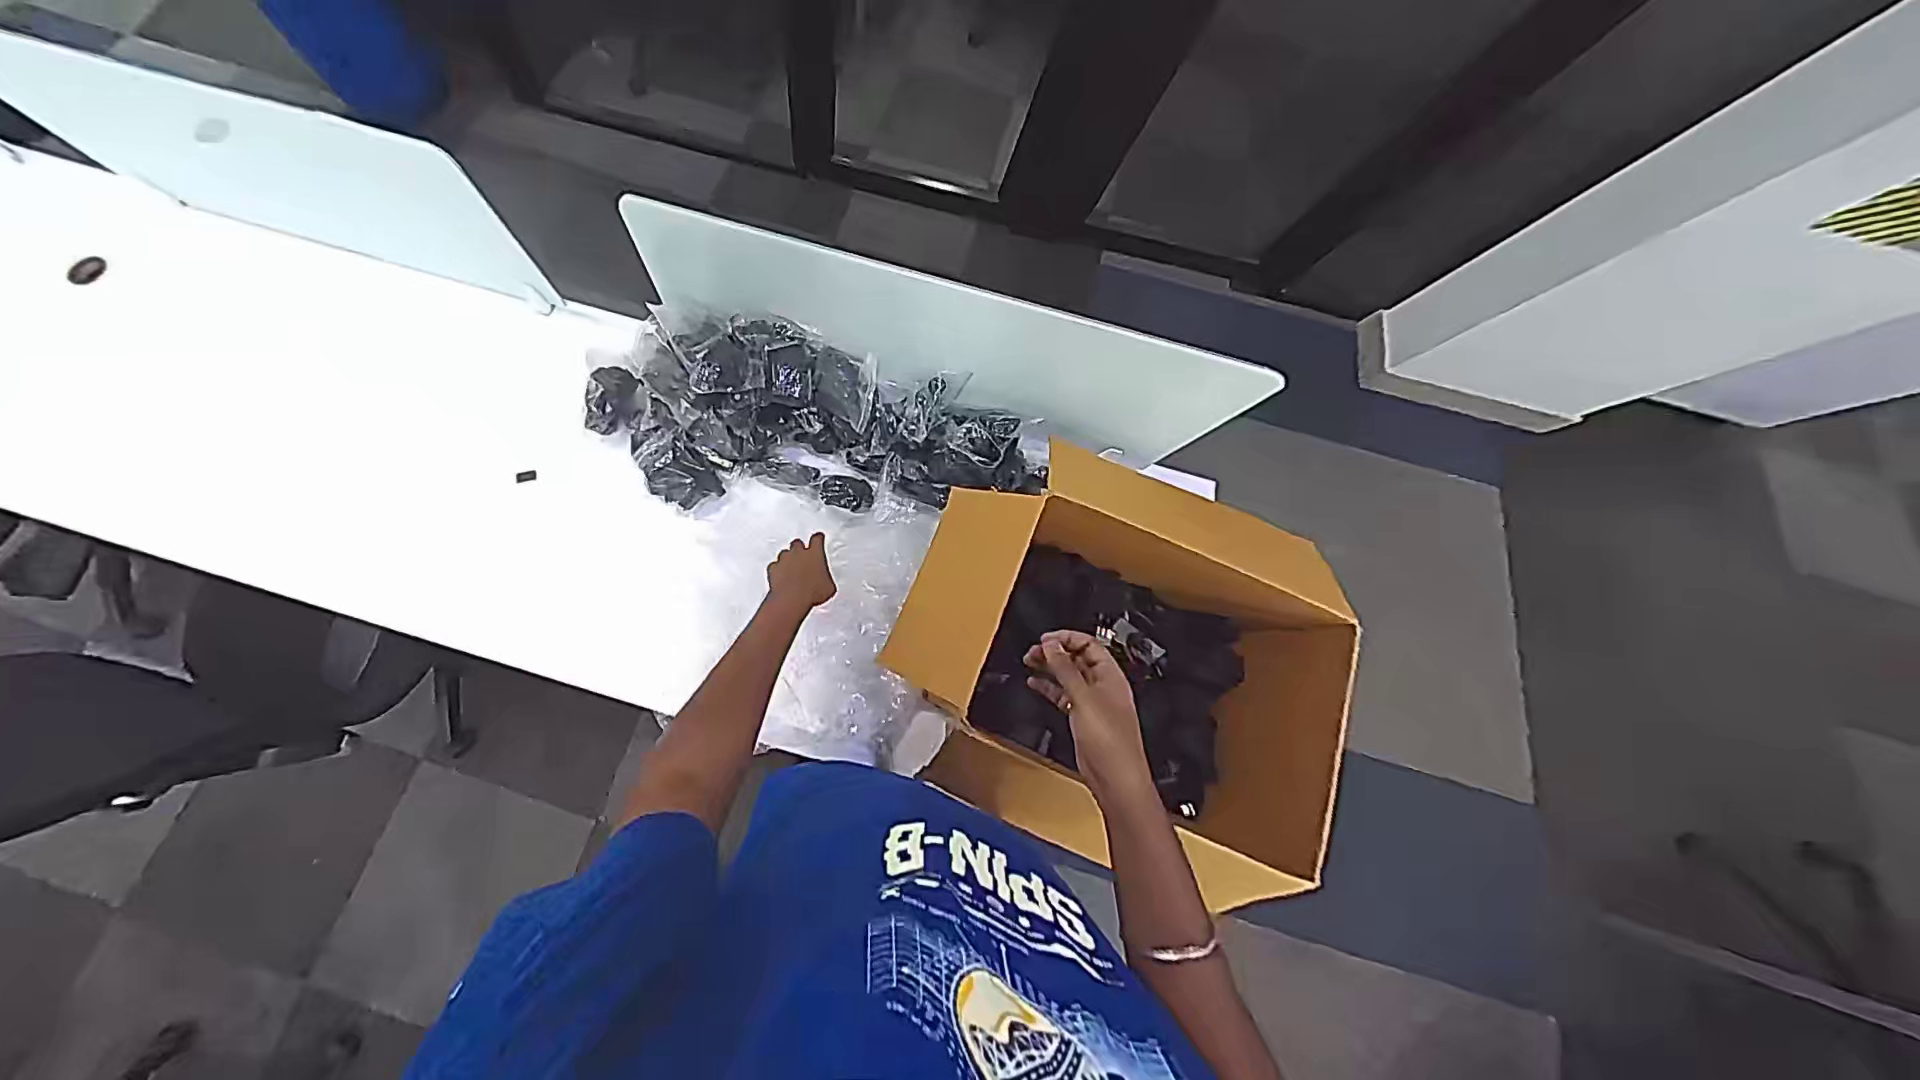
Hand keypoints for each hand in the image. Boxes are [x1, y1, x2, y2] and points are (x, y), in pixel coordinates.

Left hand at [767, 532, 835, 613]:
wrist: (792, 599)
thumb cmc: (812, 592)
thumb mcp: (829, 587)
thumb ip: (826, 579)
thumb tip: (826, 584)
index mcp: (815, 553)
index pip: (817, 539)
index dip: (818, 538)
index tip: (819, 538)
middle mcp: (798, 552)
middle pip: (797, 543)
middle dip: (800, 548)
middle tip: (803, 556)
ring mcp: (784, 559)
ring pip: (784, 553)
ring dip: (788, 559)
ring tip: (792, 568)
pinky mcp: (773, 569)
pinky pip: (774, 565)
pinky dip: (777, 569)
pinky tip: (781, 576)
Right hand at [1025, 630, 1152, 799]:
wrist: (1115, 777)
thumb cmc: (1112, 742)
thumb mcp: (1084, 698)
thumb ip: (1065, 670)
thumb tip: (1052, 646)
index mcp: (1110, 676)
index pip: (1089, 644)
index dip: (1067, 638)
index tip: (1046, 639)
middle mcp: (1102, 686)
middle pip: (1077, 658)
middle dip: (1055, 651)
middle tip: (1034, 650)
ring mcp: (1092, 702)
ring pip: (1068, 675)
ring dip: (1049, 667)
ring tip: (1030, 661)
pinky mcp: (1082, 717)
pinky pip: (1063, 694)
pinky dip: (1049, 687)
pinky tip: (1036, 682)